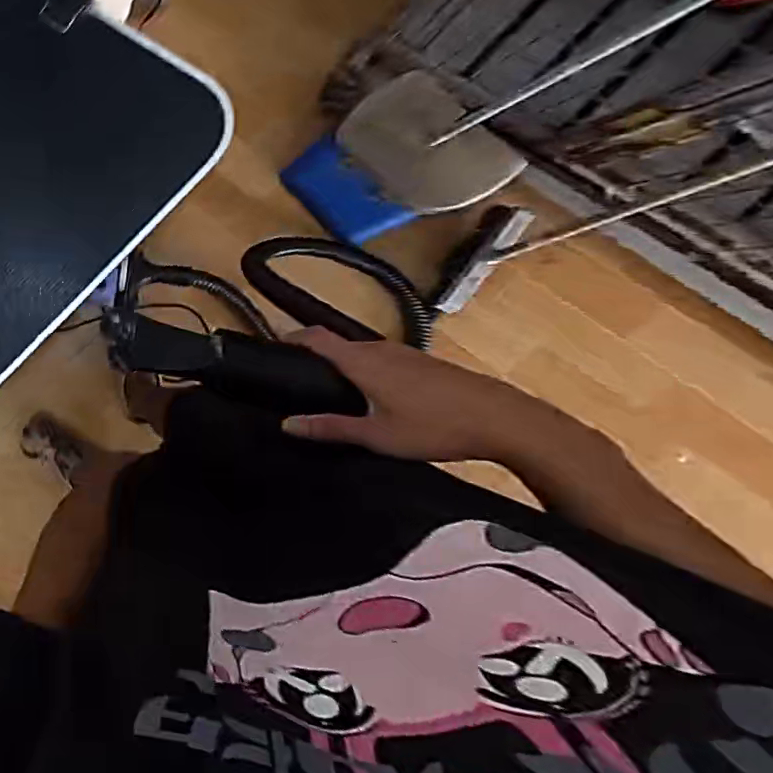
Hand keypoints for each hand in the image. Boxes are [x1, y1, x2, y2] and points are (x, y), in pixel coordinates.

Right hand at [280, 328, 589, 464]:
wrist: (502, 419)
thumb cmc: (433, 427)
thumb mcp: (377, 436)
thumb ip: (330, 428)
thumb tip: (287, 424)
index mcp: (363, 361)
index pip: (316, 337)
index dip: (291, 338)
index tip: (271, 349)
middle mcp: (380, 349)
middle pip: (336, 342)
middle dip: (312, 352)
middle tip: (295, 376)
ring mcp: (404, 353)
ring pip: (359, 350)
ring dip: (339, 361)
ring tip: (326, 387)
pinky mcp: (422, 362)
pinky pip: (379, 357)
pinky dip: (362, 367)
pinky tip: (369, 394)